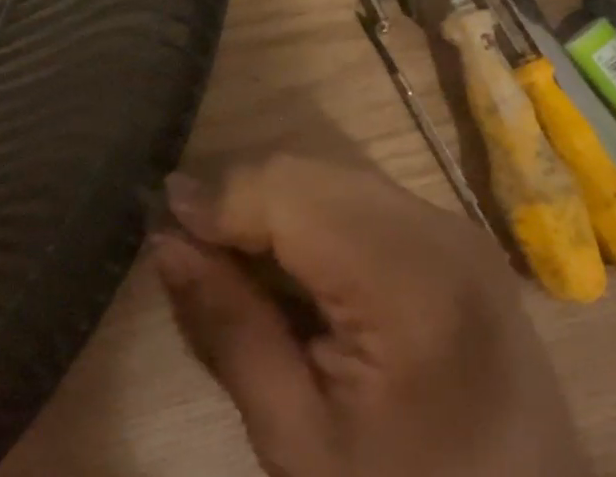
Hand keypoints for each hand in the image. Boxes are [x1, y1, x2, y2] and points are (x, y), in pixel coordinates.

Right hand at [153, 156, 591, 476]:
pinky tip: (295, 278)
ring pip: (327, 177)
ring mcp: (455, 230)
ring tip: (239, 274)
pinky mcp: (455, 241)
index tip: (160, 229)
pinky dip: (308, 221)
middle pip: (305, 175)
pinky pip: (357, 199)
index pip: (285, 193)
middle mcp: (440, 231)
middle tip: (193, 258)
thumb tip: (164, 239)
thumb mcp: (299, 440)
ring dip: (270, 210)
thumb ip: (230, 332)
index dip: (215, 201)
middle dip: (239, 203)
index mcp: (411, 283)